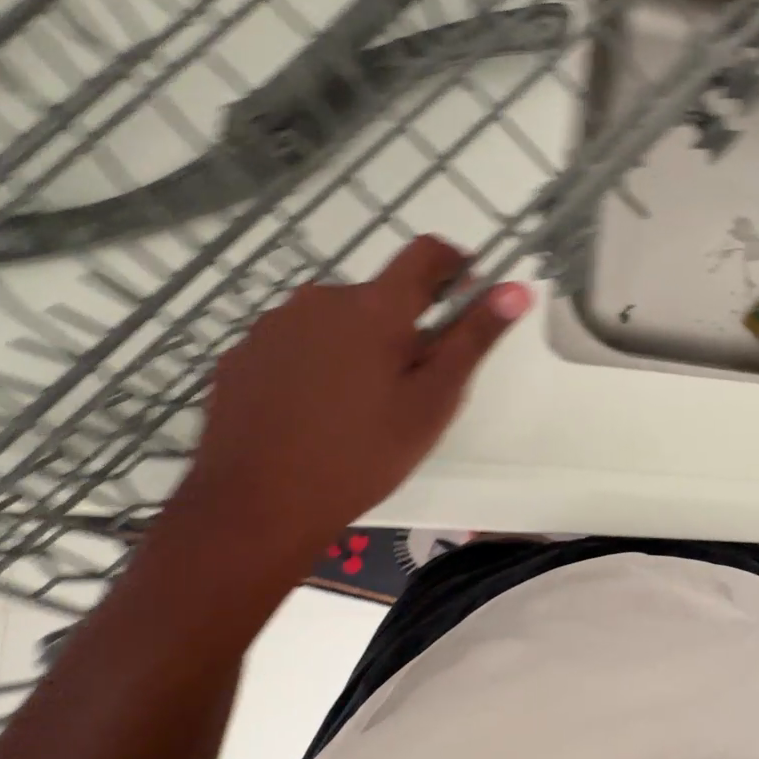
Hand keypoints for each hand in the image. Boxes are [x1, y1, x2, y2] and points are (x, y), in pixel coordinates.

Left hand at [165, 236, 530, 577]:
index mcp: (375, 307)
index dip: (455, 265)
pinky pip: (296, 344)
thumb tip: (516, 289)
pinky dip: (317, 364)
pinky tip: (315, 413)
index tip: (465, 300)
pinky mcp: (241, 355)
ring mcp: (272, 326)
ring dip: (358, 344)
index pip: (426, 252)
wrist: (255, 507)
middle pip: (380, 294)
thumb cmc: (363, 453)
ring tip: (361, 405)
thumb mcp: (434, 400)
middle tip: (414, 385)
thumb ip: (474, 338)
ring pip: (336, 320)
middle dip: (405, 325)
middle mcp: (320, 300)